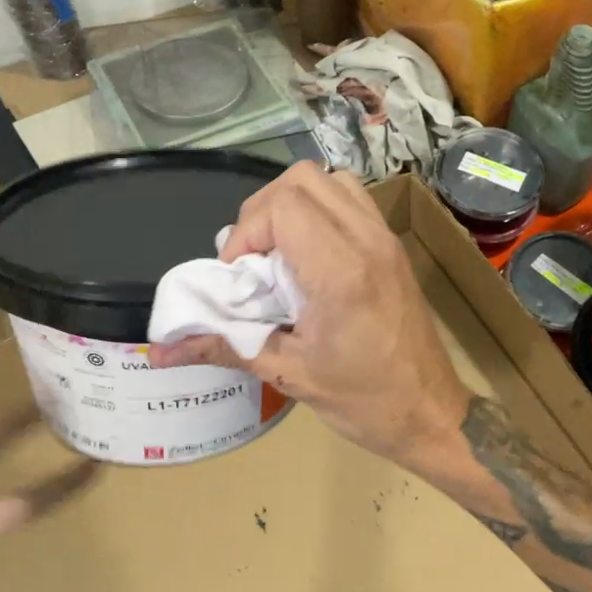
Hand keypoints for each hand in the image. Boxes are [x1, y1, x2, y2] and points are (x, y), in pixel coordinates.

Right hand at [150, 163, 469, 467]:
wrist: (432, 412)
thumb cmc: (365, 400)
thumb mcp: (290, 374)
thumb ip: (225, 347)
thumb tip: (160, 351)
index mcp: (342, 270)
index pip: (282, 206)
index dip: (246, 232)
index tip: (237, 276)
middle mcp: (369, 241)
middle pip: (304, 180)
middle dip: (263, 212)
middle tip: (251, 260)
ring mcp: (387, 240)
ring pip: (332, 182)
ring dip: (294, 204)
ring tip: (278, 253)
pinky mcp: (395, 248)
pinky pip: (354, 202)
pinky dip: (323, 211)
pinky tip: (310, 257)